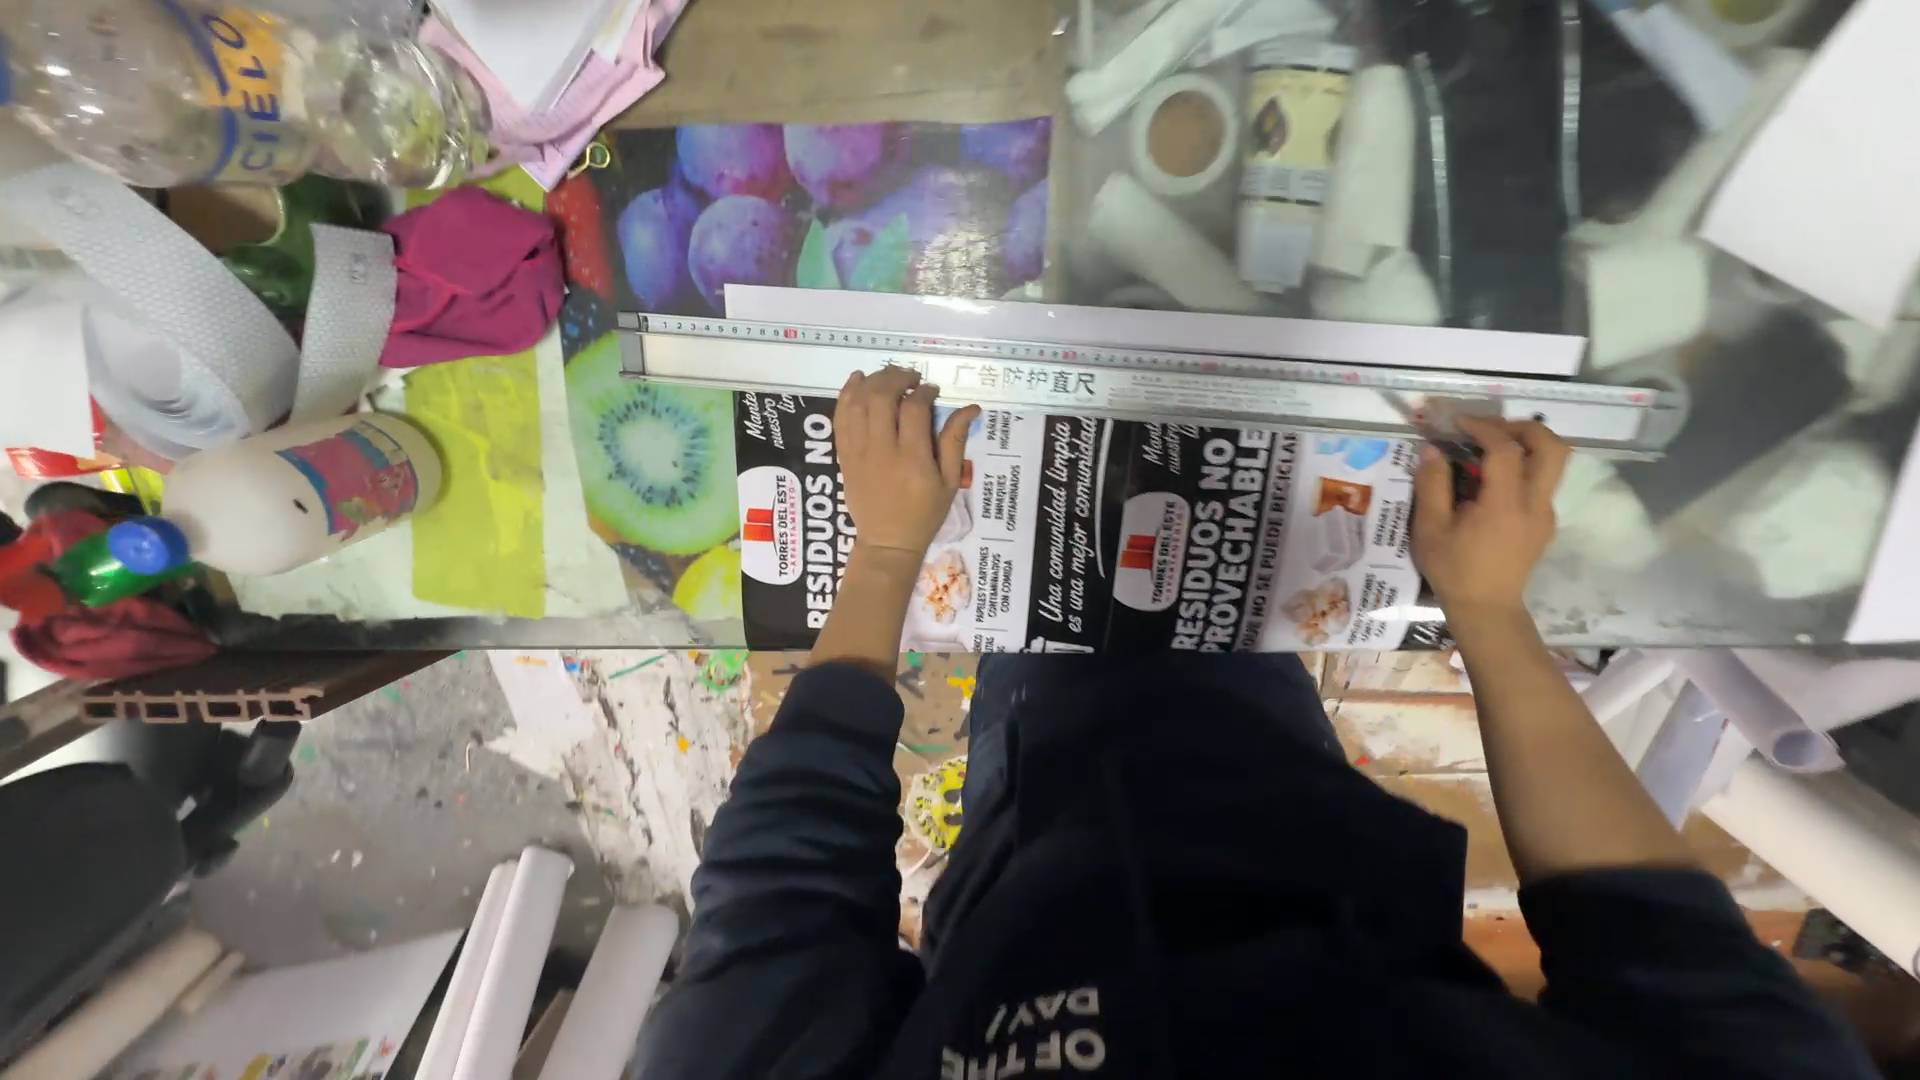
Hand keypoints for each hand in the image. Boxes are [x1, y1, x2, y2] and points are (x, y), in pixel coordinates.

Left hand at [834, 366, 979, 559]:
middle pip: (881, 398)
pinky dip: (847, 395)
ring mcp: (858, 453)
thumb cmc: (924, 514)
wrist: (888, 541)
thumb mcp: (949, 481)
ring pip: (858, 403)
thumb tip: (970, 408)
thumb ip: (955, 441)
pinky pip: (840, 419)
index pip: (914, 408)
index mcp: (912, 458)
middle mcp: (882, 451)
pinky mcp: (844, 456)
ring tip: (888, 376)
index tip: (932, 391)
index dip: (924, 391)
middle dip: (896, 378)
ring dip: (872, 381)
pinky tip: (858, 381)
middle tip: (910, 377)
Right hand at [1411, 416, 1568, 618]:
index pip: (1506, 450)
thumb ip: (1432, 485)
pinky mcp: (1544, 522)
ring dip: (1526, 446)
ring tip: (1490, 448)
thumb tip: (1433, 450)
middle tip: (1489, 428)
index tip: (1459, 422)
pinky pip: (1540, 482)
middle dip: (1522, 427)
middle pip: (1551, 447)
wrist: (1485, 607)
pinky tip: (1490, 482)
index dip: (1484, 428)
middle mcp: (1535, 503)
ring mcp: (1545, 513)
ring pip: (1553, 463)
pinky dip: (1521, 468)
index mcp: (1504, 504)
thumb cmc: (1452, 569)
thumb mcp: (1430, 528)